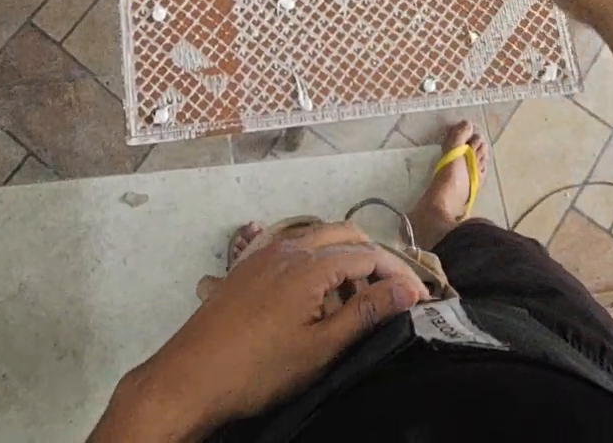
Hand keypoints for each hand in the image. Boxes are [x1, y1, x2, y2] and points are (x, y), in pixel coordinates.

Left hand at [92, 222, 425, 441]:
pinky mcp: (248, 264)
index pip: (368, 255)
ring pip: (318, 239)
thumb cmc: (260, 368)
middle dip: (373, 260)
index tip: (421, 298)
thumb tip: (407, 289)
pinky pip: (294, 248)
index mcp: (310, 264)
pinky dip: (316, 262)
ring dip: (344, 261)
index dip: (398, 273)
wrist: (191, 376)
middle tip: (389, 298)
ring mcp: (264, 252)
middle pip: (345, 236)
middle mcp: (289, 246)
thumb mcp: (320, 347)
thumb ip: (366, 313)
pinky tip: (315, 297)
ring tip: (353, 305)